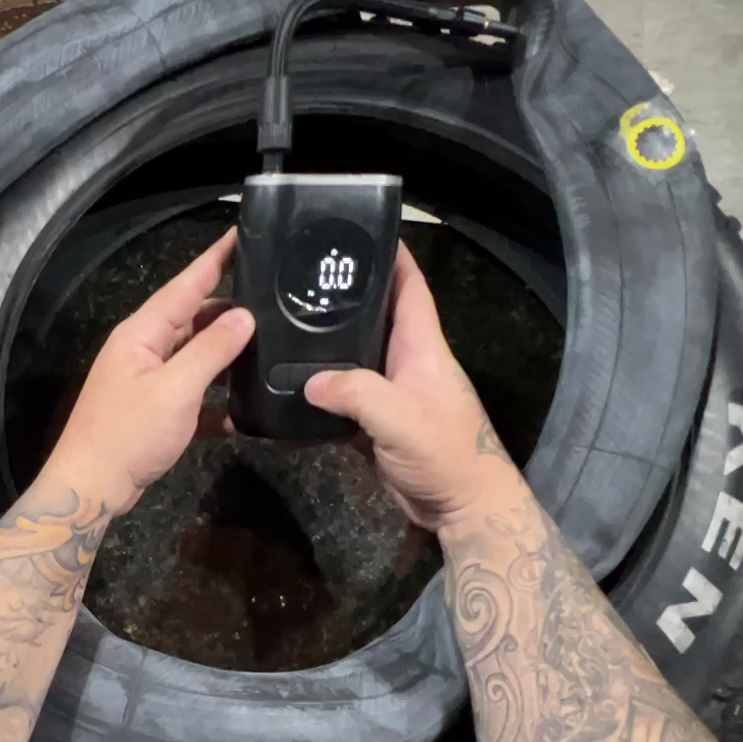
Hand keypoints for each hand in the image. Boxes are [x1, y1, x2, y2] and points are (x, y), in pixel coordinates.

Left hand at [42, 230, 252, 514]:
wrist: (92, 487)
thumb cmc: (129, 433)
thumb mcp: (176, 389)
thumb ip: (211, 351)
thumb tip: (243, 317)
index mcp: (142, 333)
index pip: (185, 285)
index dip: (215, 259)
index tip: (242, 231)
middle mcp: (142, 350)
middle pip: (191, 319)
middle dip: (228, 309)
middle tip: (273, 298)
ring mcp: (146, 382)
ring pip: (193, 358)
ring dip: (225, 355)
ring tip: (267, 345)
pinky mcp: (152, 412)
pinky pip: (190, 396)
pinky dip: (213, 401)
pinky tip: (241, 410)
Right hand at [303, 244, 527, 533]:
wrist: (457, 506)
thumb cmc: (445, 454)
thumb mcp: (402, 419)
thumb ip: (358, 395)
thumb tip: (309, 381)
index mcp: (422, 349)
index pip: (410, 289)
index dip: (392, 258)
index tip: (359, 235)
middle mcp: (405, 363)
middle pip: (375, 318)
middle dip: (346, 297)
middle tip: (300, 283)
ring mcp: (390, 393)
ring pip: (354, 358)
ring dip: (327, 345)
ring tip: (285, 329)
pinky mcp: (375, 422)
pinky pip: (343, 399)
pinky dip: (320, 393)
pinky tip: (290, 388)